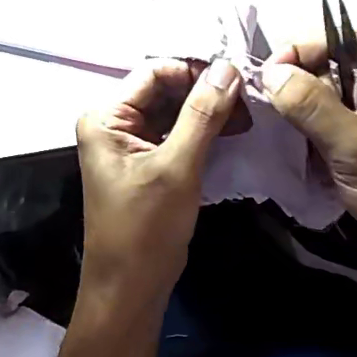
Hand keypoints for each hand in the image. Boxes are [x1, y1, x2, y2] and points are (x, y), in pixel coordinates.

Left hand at [75, 59, 244, 298]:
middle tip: (250, 100)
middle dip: (207, 92)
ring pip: (176, 111)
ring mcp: (132, 144)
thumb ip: (202, 115)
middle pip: (166, 89)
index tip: (238, 77)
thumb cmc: (145, 229)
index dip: (196, 70)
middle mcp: (115, 124)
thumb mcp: (177, 167)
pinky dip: (205, 132)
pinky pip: (179, 133)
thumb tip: (228, 68)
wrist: (131, 289)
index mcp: (106, 118)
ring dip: (210, 112)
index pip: (155, 72)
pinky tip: (234, 132)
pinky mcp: (150, 162)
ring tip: (248, 117)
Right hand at [258, 34, 356, 288]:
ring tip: (280, 136)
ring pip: (326, 104)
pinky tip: (298, 156)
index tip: (264, 77)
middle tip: (264, 111)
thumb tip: (270, 71)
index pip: (341, 42)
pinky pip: (331, 131)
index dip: (300, 53)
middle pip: (330, 72)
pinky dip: (312, 141)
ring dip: (302, 120)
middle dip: (298, 90)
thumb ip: (312, 106)